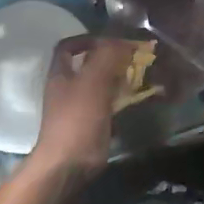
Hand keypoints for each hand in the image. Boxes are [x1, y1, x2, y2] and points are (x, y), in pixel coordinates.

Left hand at [30, 36, 132, 178]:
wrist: (68, 164)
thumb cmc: (77, 118)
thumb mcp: (93, 81)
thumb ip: (108, 56)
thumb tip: (125, 40)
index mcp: (61, 74)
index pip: (68, 47)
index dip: (86, 39)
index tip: (110, 39)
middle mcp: (68, 88)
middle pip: (88, 64)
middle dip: (111, 58)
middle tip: (134, 56)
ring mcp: (80, 107)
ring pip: (102, 84)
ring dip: (120, 77)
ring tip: (142, 74)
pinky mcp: (93, 123)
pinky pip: (110, 103)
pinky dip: (124, 98)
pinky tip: (140, 97)